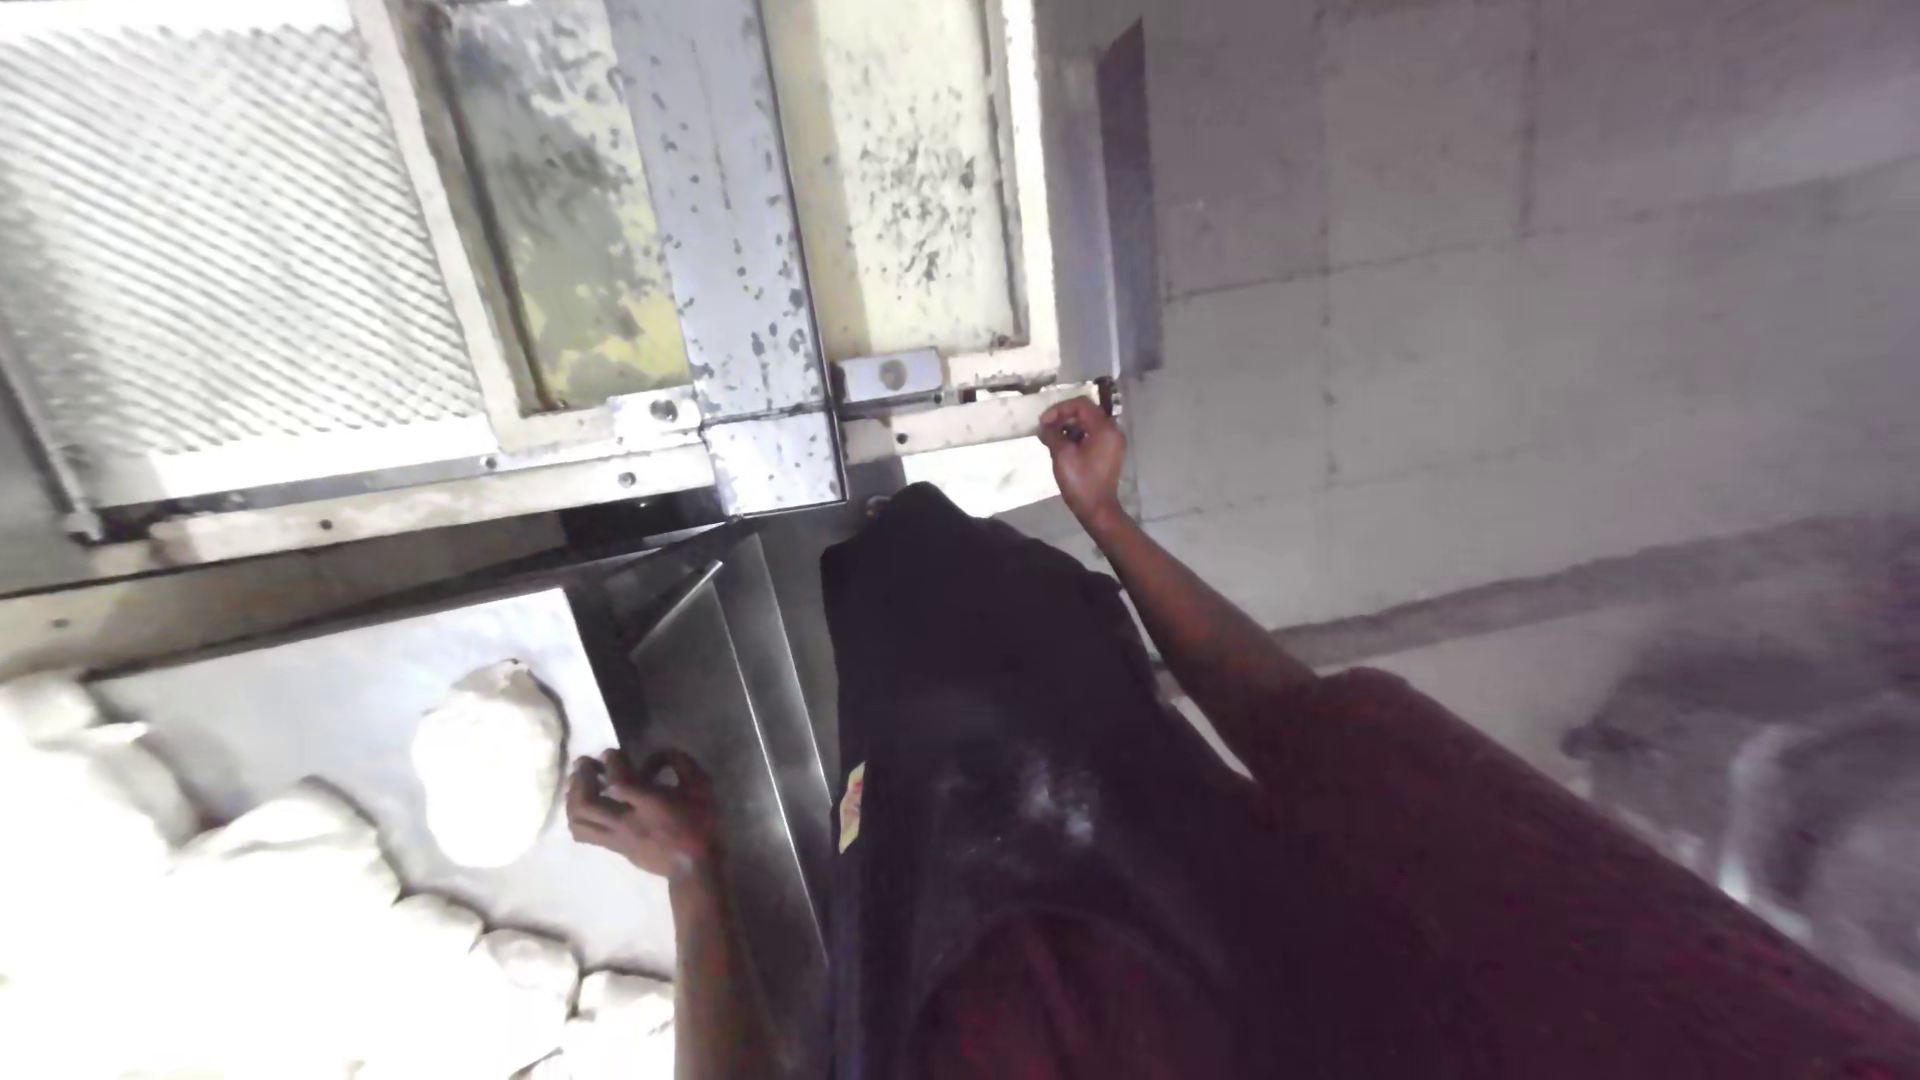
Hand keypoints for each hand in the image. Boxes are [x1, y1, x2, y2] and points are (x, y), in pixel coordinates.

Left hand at [566, 747, 718, 882]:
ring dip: (572, 798)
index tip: (610, 752)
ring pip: (579, 821)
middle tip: (582, 763)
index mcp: (651, 805)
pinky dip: (576, 816)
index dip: (610, 764)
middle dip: (581, 779)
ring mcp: (617, 838)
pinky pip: (584, 834)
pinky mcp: (614, 848)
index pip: (619, 783)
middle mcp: (627, 822)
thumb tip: (655, 755)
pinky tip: (581, 806)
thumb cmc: (700, 822)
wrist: (692, 865)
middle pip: (588, 804)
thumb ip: (680, 763)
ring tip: (577, 782)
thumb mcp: (700, 786)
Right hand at [1038, 396, 1126, 526]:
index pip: (1081, 405)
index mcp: (1104, 429)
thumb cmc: (1080, 482)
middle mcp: (1112, 431)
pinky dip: (1076, 436)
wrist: (1097, 509)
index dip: (1059, 409)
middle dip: (1063, 417)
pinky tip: (1062, 446)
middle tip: (1045, 429)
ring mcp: (1112, 442)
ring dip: (1068, 427)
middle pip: (1086, 412)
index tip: (1043, 422)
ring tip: (1051, 439)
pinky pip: (1092, 435)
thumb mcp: (1062, 456)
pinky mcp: (1109, 451)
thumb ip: (1052, 435)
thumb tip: (1044, 425)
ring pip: (1088, 424)